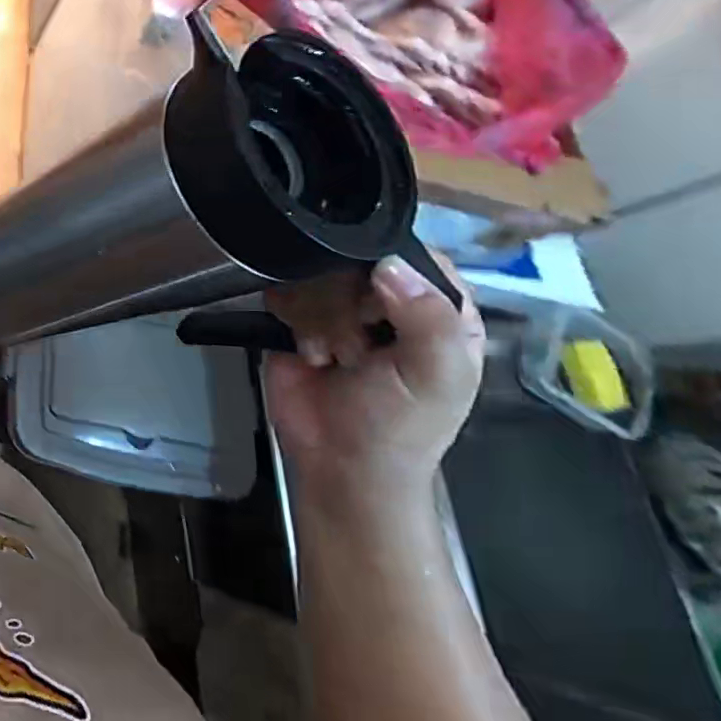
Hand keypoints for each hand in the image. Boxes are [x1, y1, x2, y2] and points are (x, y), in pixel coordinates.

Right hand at [263, 252, 483, 494]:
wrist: (339, 466)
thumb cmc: (401, 425)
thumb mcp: (437, 376)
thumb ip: (429, 317)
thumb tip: (384, 264)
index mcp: (436, 307)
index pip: (415, 254)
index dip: (394, 269)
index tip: (382, 305)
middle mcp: (385, 299)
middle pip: (356, 258)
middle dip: (351, 303)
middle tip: (359, 345)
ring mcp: (335, 306)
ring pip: (316, 271)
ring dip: (322, 319)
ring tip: (334, 358)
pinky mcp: (293, 318)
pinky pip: (284, 289)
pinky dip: (292, 319)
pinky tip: (309, 354)